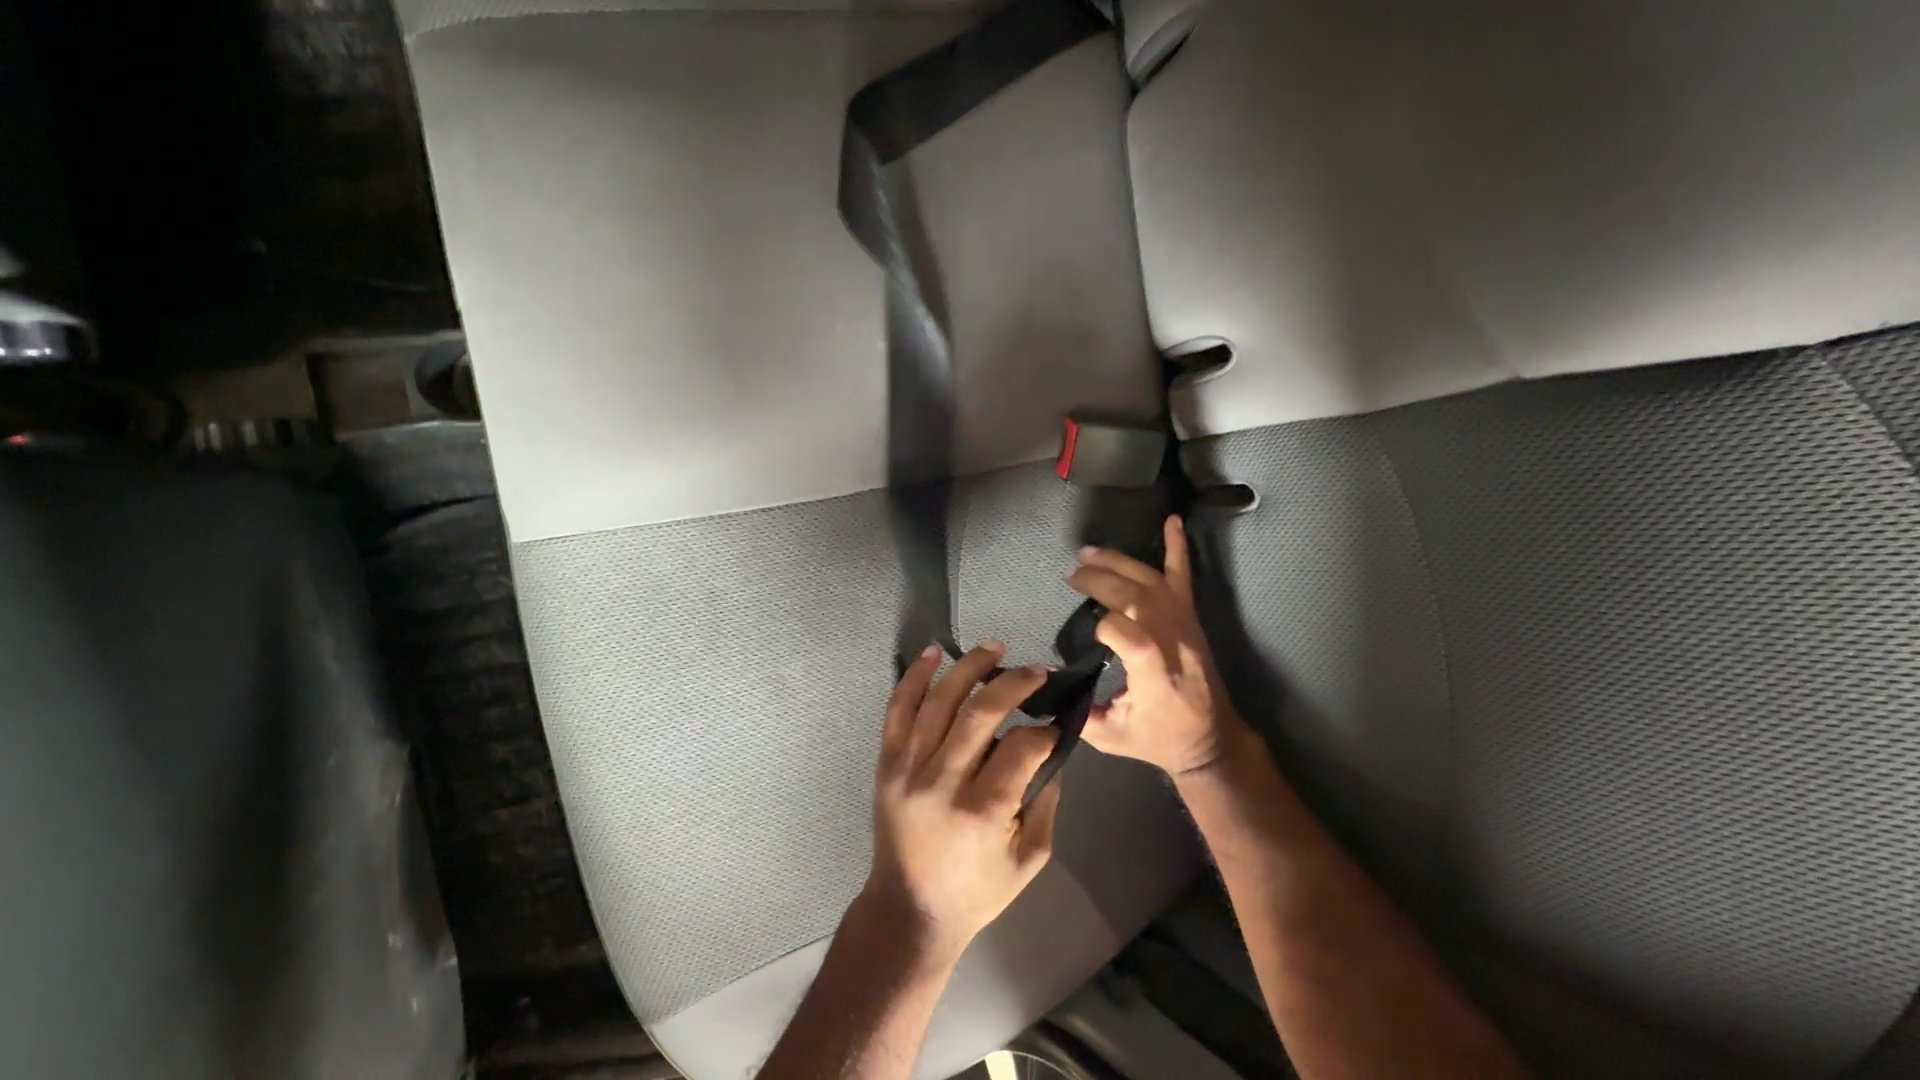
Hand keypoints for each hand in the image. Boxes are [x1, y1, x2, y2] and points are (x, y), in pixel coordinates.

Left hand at [865, 642, 1061, 956]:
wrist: (909, 910)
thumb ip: (1046, 800)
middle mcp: (942, 782)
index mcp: (983, 812)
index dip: (1044, 731)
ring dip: (969, 667)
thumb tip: (1050, 748)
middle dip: (1015, 683)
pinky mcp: (886, 765)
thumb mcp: (1031, 858)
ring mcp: (908, 770)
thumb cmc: (977, 891)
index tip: (1054, 728)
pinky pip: (898, 710)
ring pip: (938, 701)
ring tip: (995, 648)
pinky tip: (934, 652)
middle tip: (1038, 671)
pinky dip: (914, 677)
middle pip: (980, 712)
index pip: (1021, 747)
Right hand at [1068, 515, 1247, 775]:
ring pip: (1152, 582)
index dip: (1107, 628)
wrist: (1211, 739)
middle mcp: (1174, 644)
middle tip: (1073, 575)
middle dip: (1103, 581)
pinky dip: (1177, 547)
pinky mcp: (1190, 618)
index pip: (1134, 638)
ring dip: (1120, 562)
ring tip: (1089, 553)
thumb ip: (1078, 714)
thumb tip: (1043, 683)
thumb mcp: (1112, 737)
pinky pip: (1184, 577)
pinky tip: (1171, 521)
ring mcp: (1185, 626)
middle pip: (1139, 599)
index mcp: (1156, 677)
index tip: (1086, 632)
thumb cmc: (1159, 740)